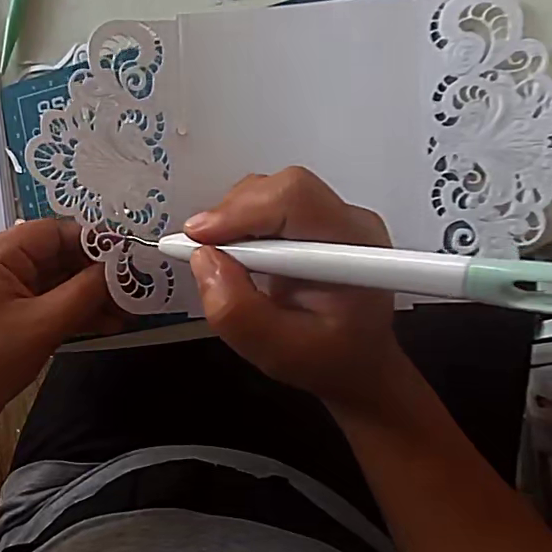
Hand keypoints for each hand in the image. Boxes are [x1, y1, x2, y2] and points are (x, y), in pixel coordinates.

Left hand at [0, 220, 126, 430]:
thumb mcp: (41, 325)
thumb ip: (84, 292)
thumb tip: (119, 268)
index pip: (54, 232)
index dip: (95, 241)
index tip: (132, 257)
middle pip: (56, 256)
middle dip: (97, 274)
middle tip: (137, 289)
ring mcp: (0, 290)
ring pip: (55, 282)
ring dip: (89, 296)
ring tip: (128, 312)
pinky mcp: (6, 315)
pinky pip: (45, 303)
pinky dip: (72, 312)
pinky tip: (105, 323)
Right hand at [185, 167, 405, 408]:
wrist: (352, 362)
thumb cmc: (324, 359)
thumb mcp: (275, 351)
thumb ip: (237, 311)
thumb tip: (204, 259)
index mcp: (351, 252)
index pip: (294, 201)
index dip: (240, 212)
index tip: (199, 239)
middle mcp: (347, 222)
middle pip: (279, 188)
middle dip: (231, 216)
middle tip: (203, 253)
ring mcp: (331, 216)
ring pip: (267, 191)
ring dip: (233, 221)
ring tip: (226, 263)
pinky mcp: (311, 218)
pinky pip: (265, 203)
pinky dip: (238, 225)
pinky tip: (238, 257)